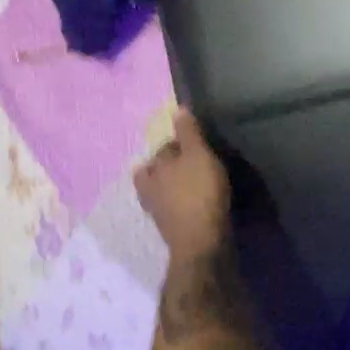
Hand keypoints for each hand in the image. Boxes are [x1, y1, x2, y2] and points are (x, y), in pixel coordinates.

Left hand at [135, 111, 231, 260]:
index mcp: (154, 167)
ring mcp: (155, 209)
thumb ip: (189, 134)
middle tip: (194, 162)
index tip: (199, 144)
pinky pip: (170, 207)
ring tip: (191, 182)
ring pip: (160, 190)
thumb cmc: (200, 192)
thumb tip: (177, 109)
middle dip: (170, 164)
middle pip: (156, 169)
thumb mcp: (199, 156)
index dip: (181, 143)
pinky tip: (192, 202)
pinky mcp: (167, 226)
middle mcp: (149, 187)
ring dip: (171, 185)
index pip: (165, 147)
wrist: (201, 240)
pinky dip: (178, 202)